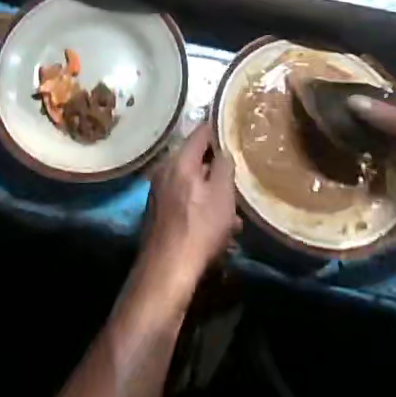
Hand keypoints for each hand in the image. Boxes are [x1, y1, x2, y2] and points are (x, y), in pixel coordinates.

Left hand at [137, 121, 238, 297]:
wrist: (167, 269)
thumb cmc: (199, 228)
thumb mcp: (222, 194)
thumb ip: (224, 166)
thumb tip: (223, 150)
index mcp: (179, 161)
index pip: (200, 133)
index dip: (217, 128)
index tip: (233, 127)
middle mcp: (164, 171)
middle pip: (195, 159)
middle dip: (216, 168)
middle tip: (237, 175)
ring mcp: (158, 192)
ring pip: (191, 183)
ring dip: (212, 193)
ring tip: (233, 212)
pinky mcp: (158, 213)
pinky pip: (184, 200)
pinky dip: (200, 206)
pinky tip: (218, 228)